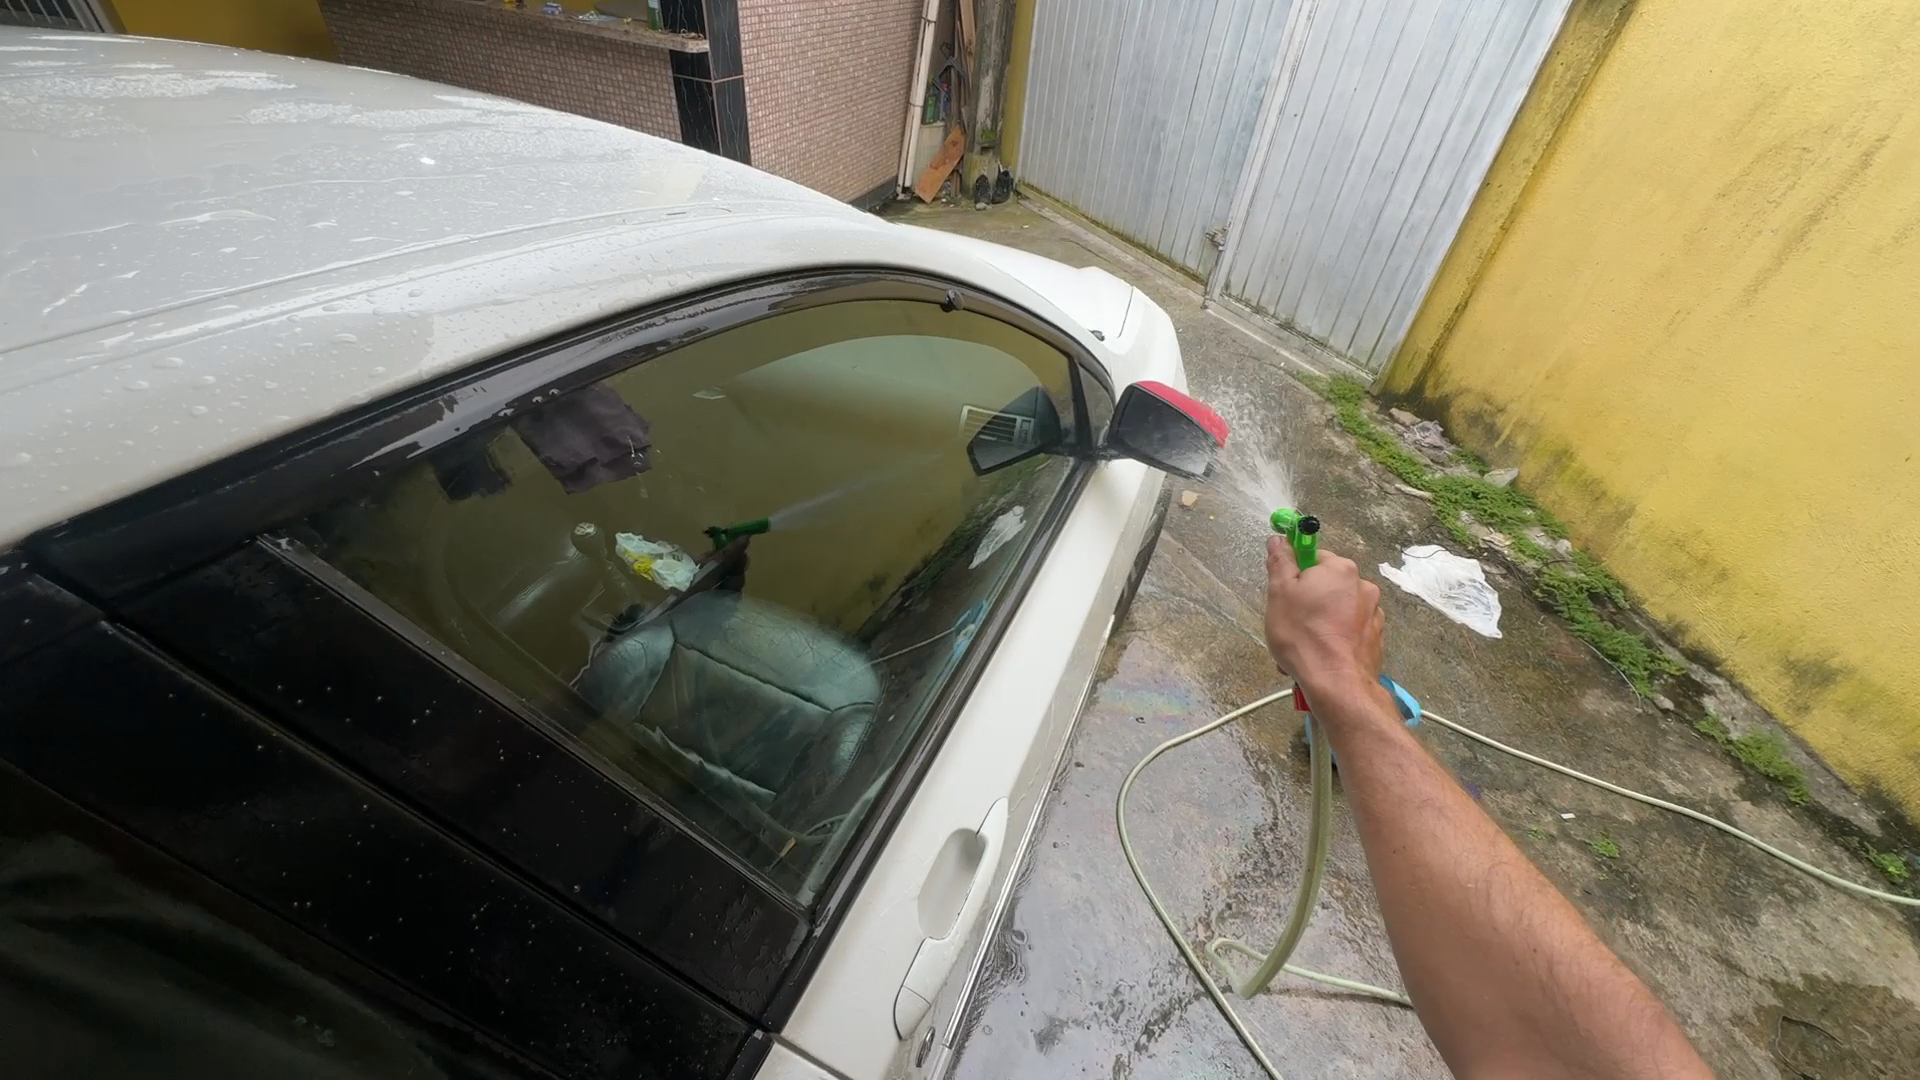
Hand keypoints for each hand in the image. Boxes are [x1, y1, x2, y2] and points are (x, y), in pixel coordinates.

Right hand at [1264, 537, 1383, 694]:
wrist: (1336, 682)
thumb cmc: (1302, 633)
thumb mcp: (1279, 592)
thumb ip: (1280, 562)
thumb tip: (1279, 539)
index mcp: (1340, 569)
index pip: (1312, 556)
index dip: (1294, 571)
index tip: (1282, 590)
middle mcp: (1363, 586)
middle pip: (1326, 583)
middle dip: (1306, 599)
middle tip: (1287, 619)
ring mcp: (1373, 613)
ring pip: (1336, 609)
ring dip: (1319, 620)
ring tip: (1301, 643)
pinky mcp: (1376, 638)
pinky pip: (1348, 630)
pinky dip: (1334, 637)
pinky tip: (1318, 654)